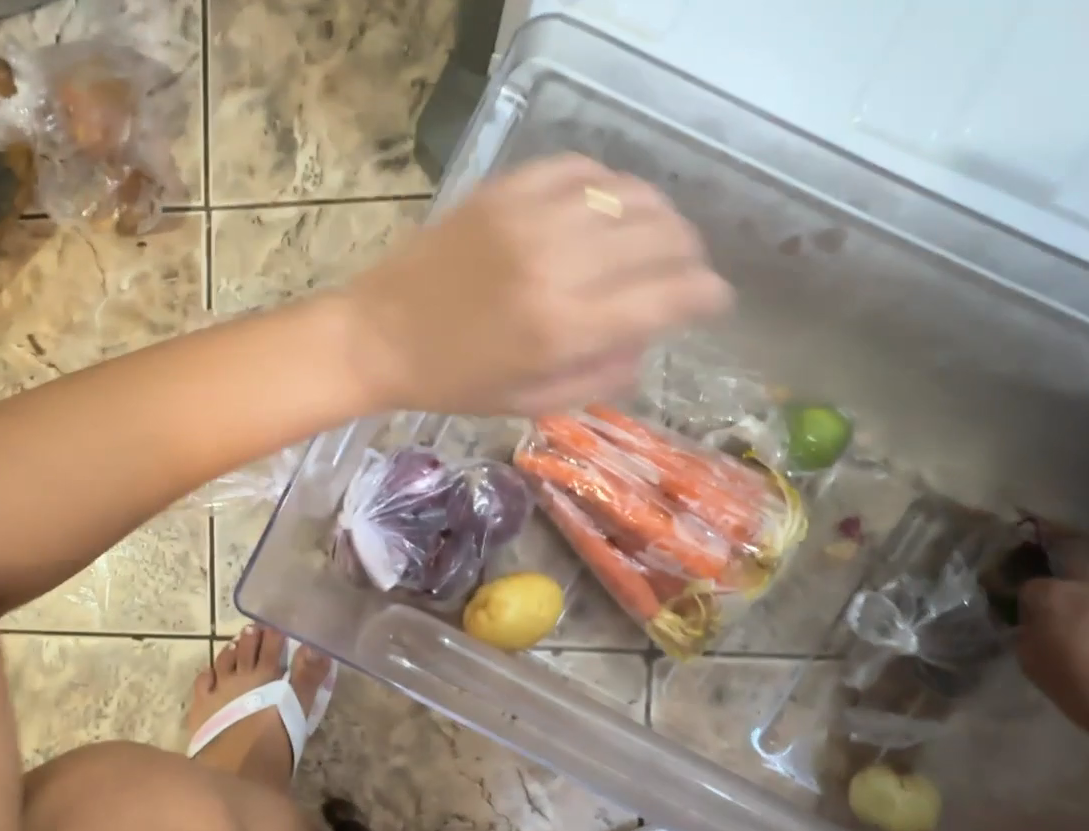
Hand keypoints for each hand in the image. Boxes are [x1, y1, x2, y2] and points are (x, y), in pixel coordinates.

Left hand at [335, 154, 730, 415]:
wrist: (375, 337)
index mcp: (564, 328)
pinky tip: (602, 208)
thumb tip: (651, 342)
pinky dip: (606, 185)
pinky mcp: (502, 192)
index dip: (707, 295)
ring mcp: (528, 219)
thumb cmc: (450, 381)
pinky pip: (580, 169)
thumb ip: (599, 376)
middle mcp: (557, 265)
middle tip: (682, 271)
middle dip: (689, 255)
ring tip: (650, 238)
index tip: (712, 300)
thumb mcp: (528, 403)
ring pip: (631, 194)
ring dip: (657, 216)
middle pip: (663, 236)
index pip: (671, 294)